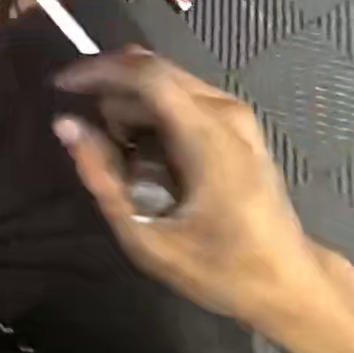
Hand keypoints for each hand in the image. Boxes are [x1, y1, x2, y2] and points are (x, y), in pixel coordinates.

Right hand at [55, 52, 353, 352]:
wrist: (292, 284)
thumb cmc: (220, 267)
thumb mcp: (147, 237)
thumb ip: (101, 177)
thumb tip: (65, 124)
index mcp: (208, 137)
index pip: (145, 74)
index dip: (97, 70)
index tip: (61, 85)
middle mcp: (224, 110)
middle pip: (148, 68)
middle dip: (107, 88)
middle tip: (90, 132)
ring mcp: (234, 110)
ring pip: (160, 77)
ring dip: (128, 102)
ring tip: (122, 153)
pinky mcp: (236, 117)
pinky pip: (176, 90)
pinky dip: (148, 108)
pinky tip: (146, 150)